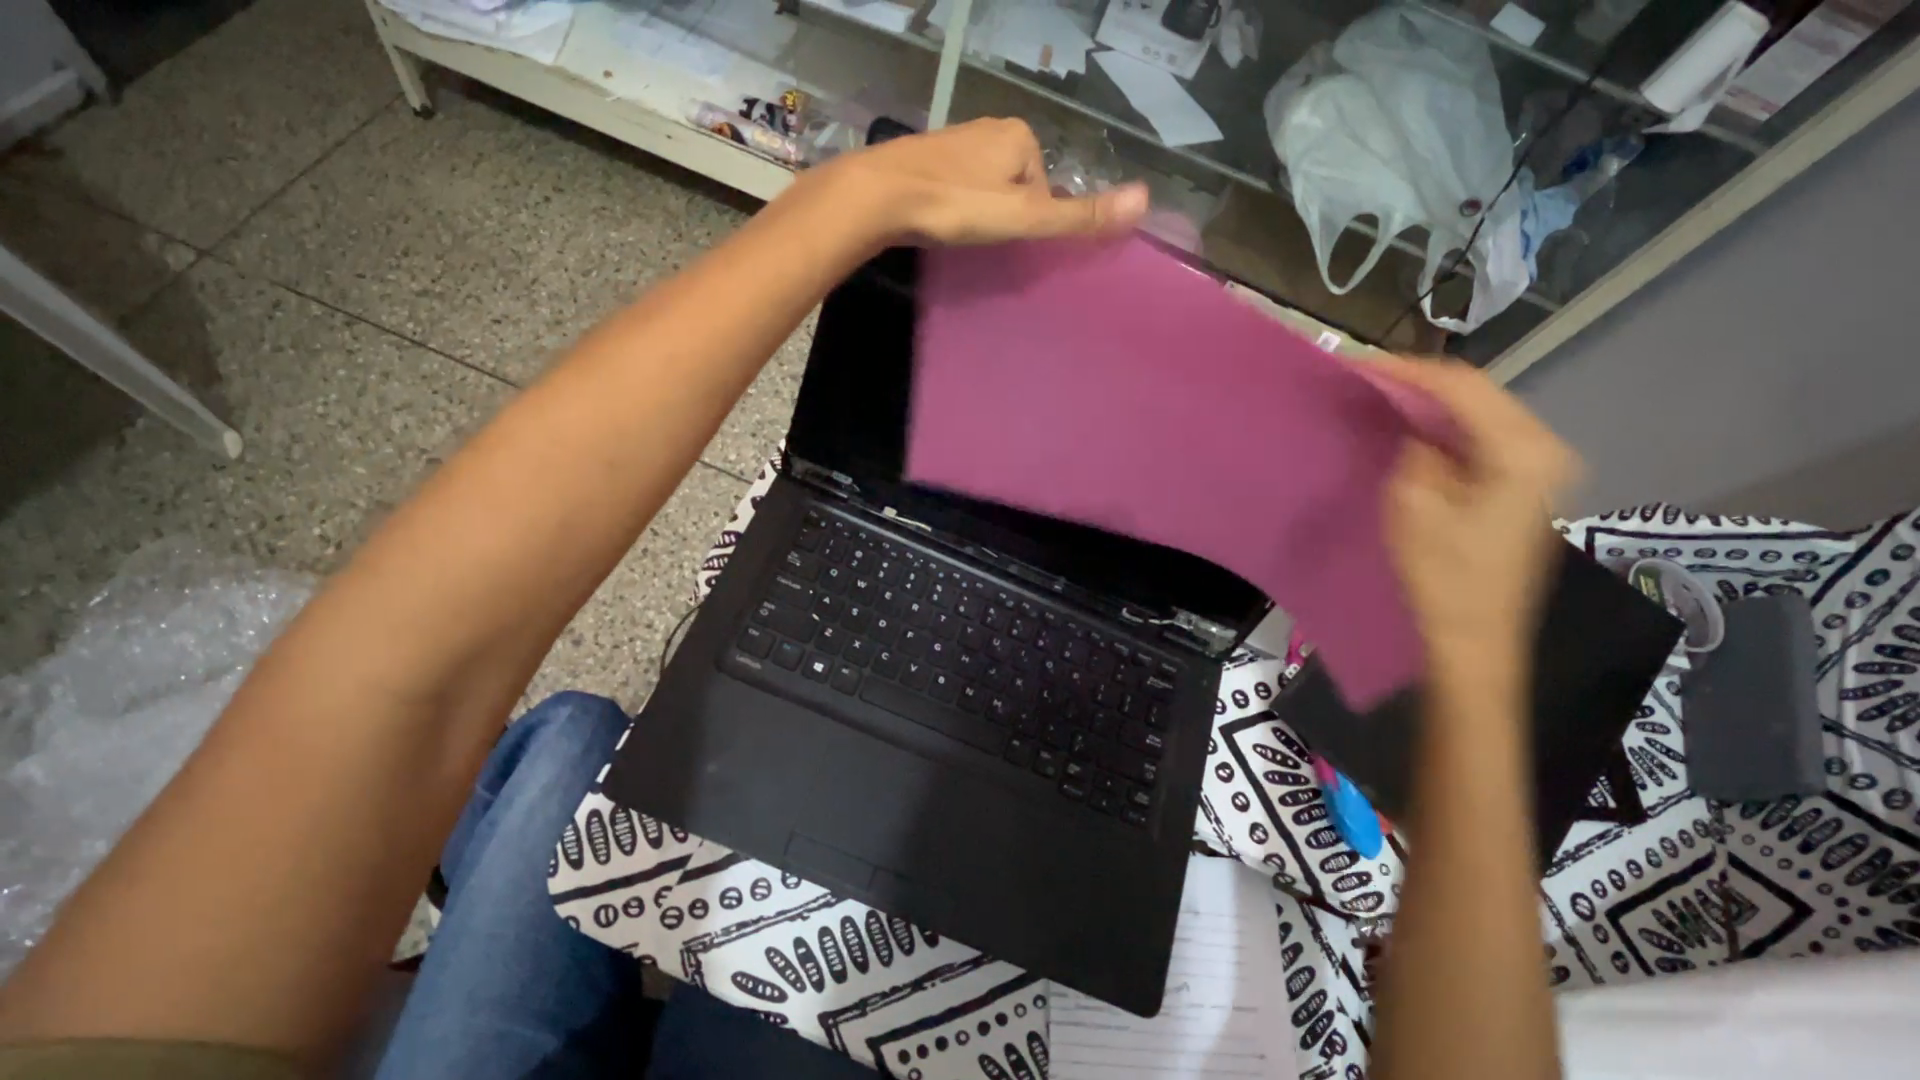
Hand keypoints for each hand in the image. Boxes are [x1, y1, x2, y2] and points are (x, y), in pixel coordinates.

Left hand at [800, 117, 1149, 246]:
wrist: (879, 196)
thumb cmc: (956, 205)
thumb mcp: (1026, 216)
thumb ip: (1080, 214)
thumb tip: (1145, 201)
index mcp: (1019, 135)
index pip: (1045, 187)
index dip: (1032, 220)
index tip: (1008, 236)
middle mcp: (988, 129)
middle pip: (1017, 188)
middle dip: (1005, 216)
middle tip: (981, 238)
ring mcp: (953, 142)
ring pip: (986, 190)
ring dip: (978, 214)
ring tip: (957, 233)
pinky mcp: (924, 160)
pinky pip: (956, 189)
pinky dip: (952, 209)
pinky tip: (938, 224)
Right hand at [1374, 358, 1579, 680]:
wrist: (1475, 643)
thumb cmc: (1443, 578)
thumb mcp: (1412, 504)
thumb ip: (1414, 445)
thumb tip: (1409, 420)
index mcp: (1524, 450)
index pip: (1462, 386)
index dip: (1406, 370)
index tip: (1356, 363)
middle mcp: (1545, 448)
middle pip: (1477, 394)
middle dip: (1419, 382)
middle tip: (1364, 377)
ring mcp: (1541, 469)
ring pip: (1479, 414)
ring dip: (1430, 404)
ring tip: (1380, 396)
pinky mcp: (1526, 487)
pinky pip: (1482, 438)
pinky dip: (1445, 429)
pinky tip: (1409, 429)